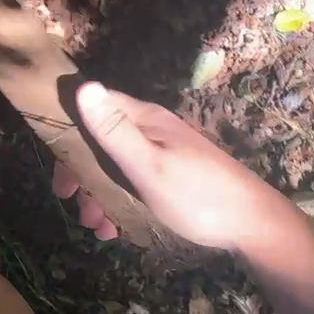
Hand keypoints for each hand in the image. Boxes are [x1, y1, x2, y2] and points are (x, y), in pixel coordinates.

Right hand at [54, 82, 292, 252]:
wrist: (257, 228)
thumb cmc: (198, 195)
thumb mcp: (148, 165)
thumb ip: (113, 130)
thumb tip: (82, 85)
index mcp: (143, 119)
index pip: (93, 105)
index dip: (68, 128)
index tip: (56, 162)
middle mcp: (150, 128)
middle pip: (99, 139)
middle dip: (81, 171)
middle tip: (72, 202)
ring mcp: (161, 150)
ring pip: (113, 164)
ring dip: (98, 192)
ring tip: (96, 225)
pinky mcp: (170, 173)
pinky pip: (131, 180)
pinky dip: (118, 201)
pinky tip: (116, 228)